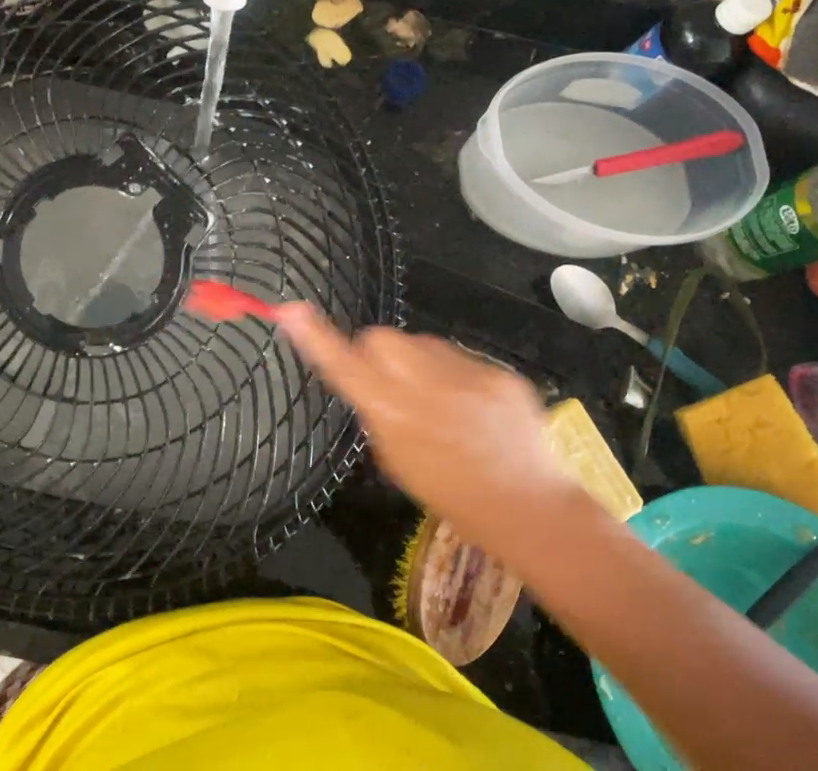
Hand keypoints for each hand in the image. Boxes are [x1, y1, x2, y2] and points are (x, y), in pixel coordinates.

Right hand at [276, 302, 577, 532]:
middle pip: (381, 338)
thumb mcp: (397, 461)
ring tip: (440, 402)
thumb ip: (378, 413)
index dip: (317, 337)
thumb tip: (367, 381)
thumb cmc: (450, 495)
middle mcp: (426, 385)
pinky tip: (472, 408)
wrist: (526, 506)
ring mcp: (468, 375)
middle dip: (376, 352)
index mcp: (393, 414)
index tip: (292, 310)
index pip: (345, 365)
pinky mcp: (499, 373)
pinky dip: (457, 376)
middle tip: (390, 384)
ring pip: (423, 344)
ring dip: (419, 363)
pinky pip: (462, 358)